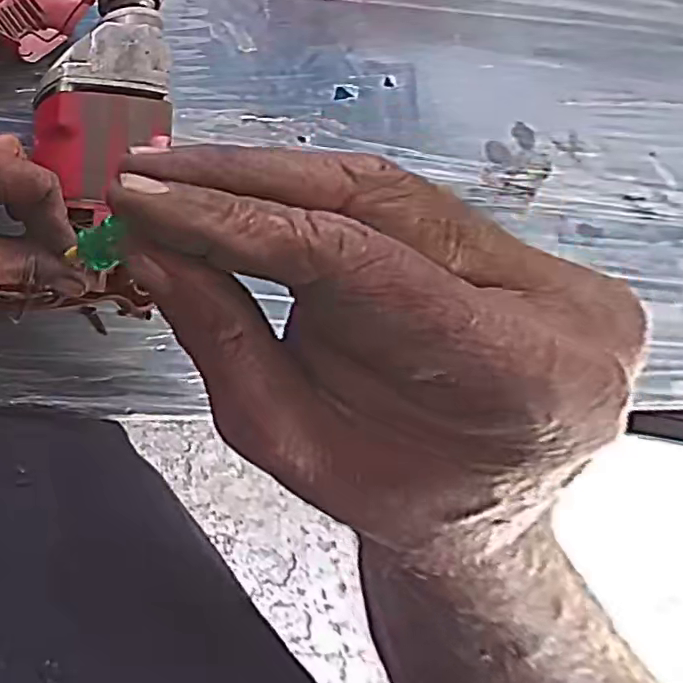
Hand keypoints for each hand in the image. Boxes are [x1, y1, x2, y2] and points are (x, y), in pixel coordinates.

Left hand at [0, 134, 83, 298]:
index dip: (58, 222)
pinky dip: (9, 201)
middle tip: (51, 248)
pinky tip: (11, 228)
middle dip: (44, 212)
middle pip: (29, 171)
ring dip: (27, 205)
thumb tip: (74, 278)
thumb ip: (30, 266)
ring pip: (14, 172)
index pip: (39, 182)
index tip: (67, 255)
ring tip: (33, 240)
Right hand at [107, 146, 645, 572]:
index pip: (340, 254)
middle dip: (230, 178)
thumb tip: (149, 250)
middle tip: (144, 172)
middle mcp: (541, 297)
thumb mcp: (279, 433)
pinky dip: (287, 188)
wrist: (471, 510)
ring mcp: (532, 262)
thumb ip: (216, 333)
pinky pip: (376, 196)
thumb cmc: (380, 492)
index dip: (223, 218)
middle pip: (359, 195)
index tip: (141, 199)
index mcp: (504, 369)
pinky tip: (228, 185)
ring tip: (171, 174)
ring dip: (252, 173)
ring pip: (366, 183)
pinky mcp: (500, 244)